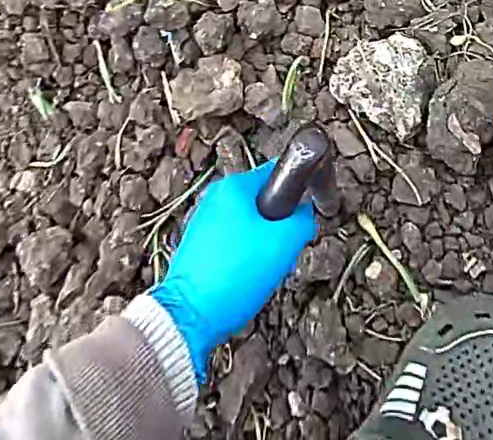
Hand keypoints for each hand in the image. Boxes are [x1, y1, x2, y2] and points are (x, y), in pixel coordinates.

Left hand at [150, 160, 316, 373]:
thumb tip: (304, 215)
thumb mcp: (286, 241)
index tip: (301, 215)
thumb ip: (303, 219)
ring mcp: (201, 224)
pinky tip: (247, 278)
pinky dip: (244, 257)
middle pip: (263, 202)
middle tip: (284, 247)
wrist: (187, 321)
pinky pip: (232, 244)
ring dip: (263, 244)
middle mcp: (214, 199)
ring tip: (265, 267)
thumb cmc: (233, 275)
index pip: (278, 172)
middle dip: (278, 225)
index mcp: (233, 187)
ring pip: (249, 225)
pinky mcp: (195, 250)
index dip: (297, 192)